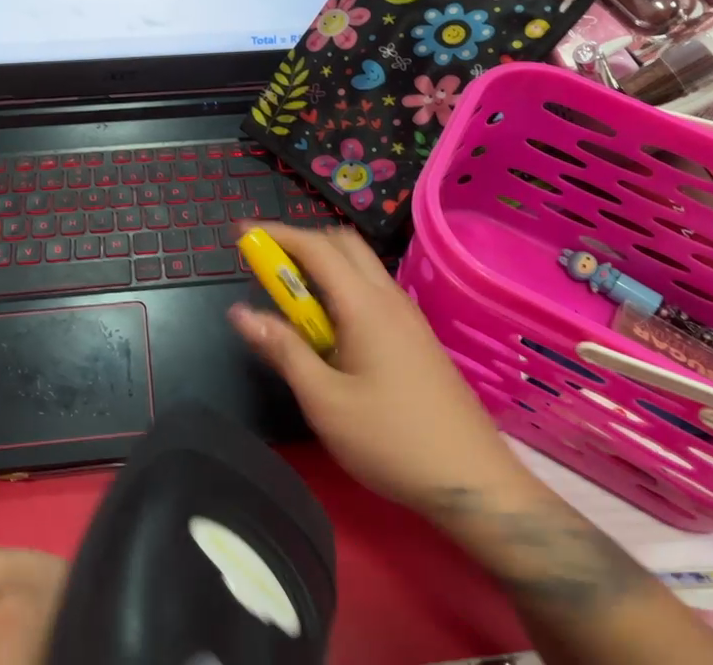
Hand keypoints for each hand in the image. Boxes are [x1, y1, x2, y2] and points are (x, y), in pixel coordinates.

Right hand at [228, 222, 526, 515]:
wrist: (470, 478)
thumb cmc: (389, 439)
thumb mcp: (324, 400)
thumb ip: (283, 350)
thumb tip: (241, 313)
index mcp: (365, 306)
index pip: (317, 249)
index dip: (276, 235)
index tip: (242, 234)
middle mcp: (390, 299)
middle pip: (344, 246)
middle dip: (301, 244)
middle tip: (266, 266)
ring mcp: (408, 318)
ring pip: (362, 269)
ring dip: (324, 268)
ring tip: (290, 299)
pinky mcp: (416, 339)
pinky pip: (373, 294)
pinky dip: (342, 290)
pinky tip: (328, 330)